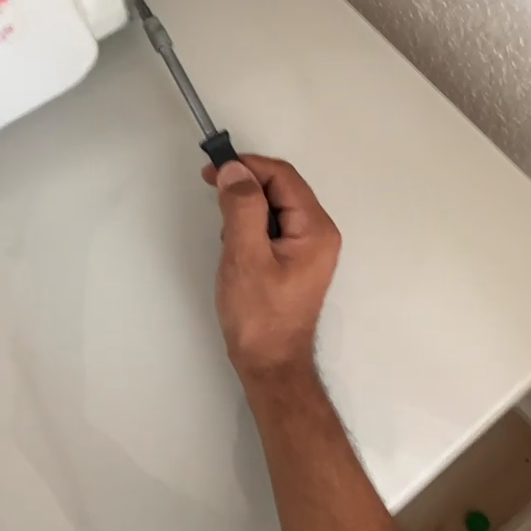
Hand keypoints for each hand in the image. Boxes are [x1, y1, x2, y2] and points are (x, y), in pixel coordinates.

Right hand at [204, 157, 341, 377]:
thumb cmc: (259, 317)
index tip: (213, 170)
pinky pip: (273, 229)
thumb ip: (241, 209)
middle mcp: (319, 234)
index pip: (282, 177)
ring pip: (275, 208)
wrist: (270, 364)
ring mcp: (309, 249)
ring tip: (226, 236)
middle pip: (281, 188)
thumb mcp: (245, 257)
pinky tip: (235, 248)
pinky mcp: (295, 262)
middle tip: (212, 191)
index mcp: (315, 229)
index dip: (248, 166)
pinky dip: (250, 228)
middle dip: (245, 187)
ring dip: (246, 210)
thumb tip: (235, 170)